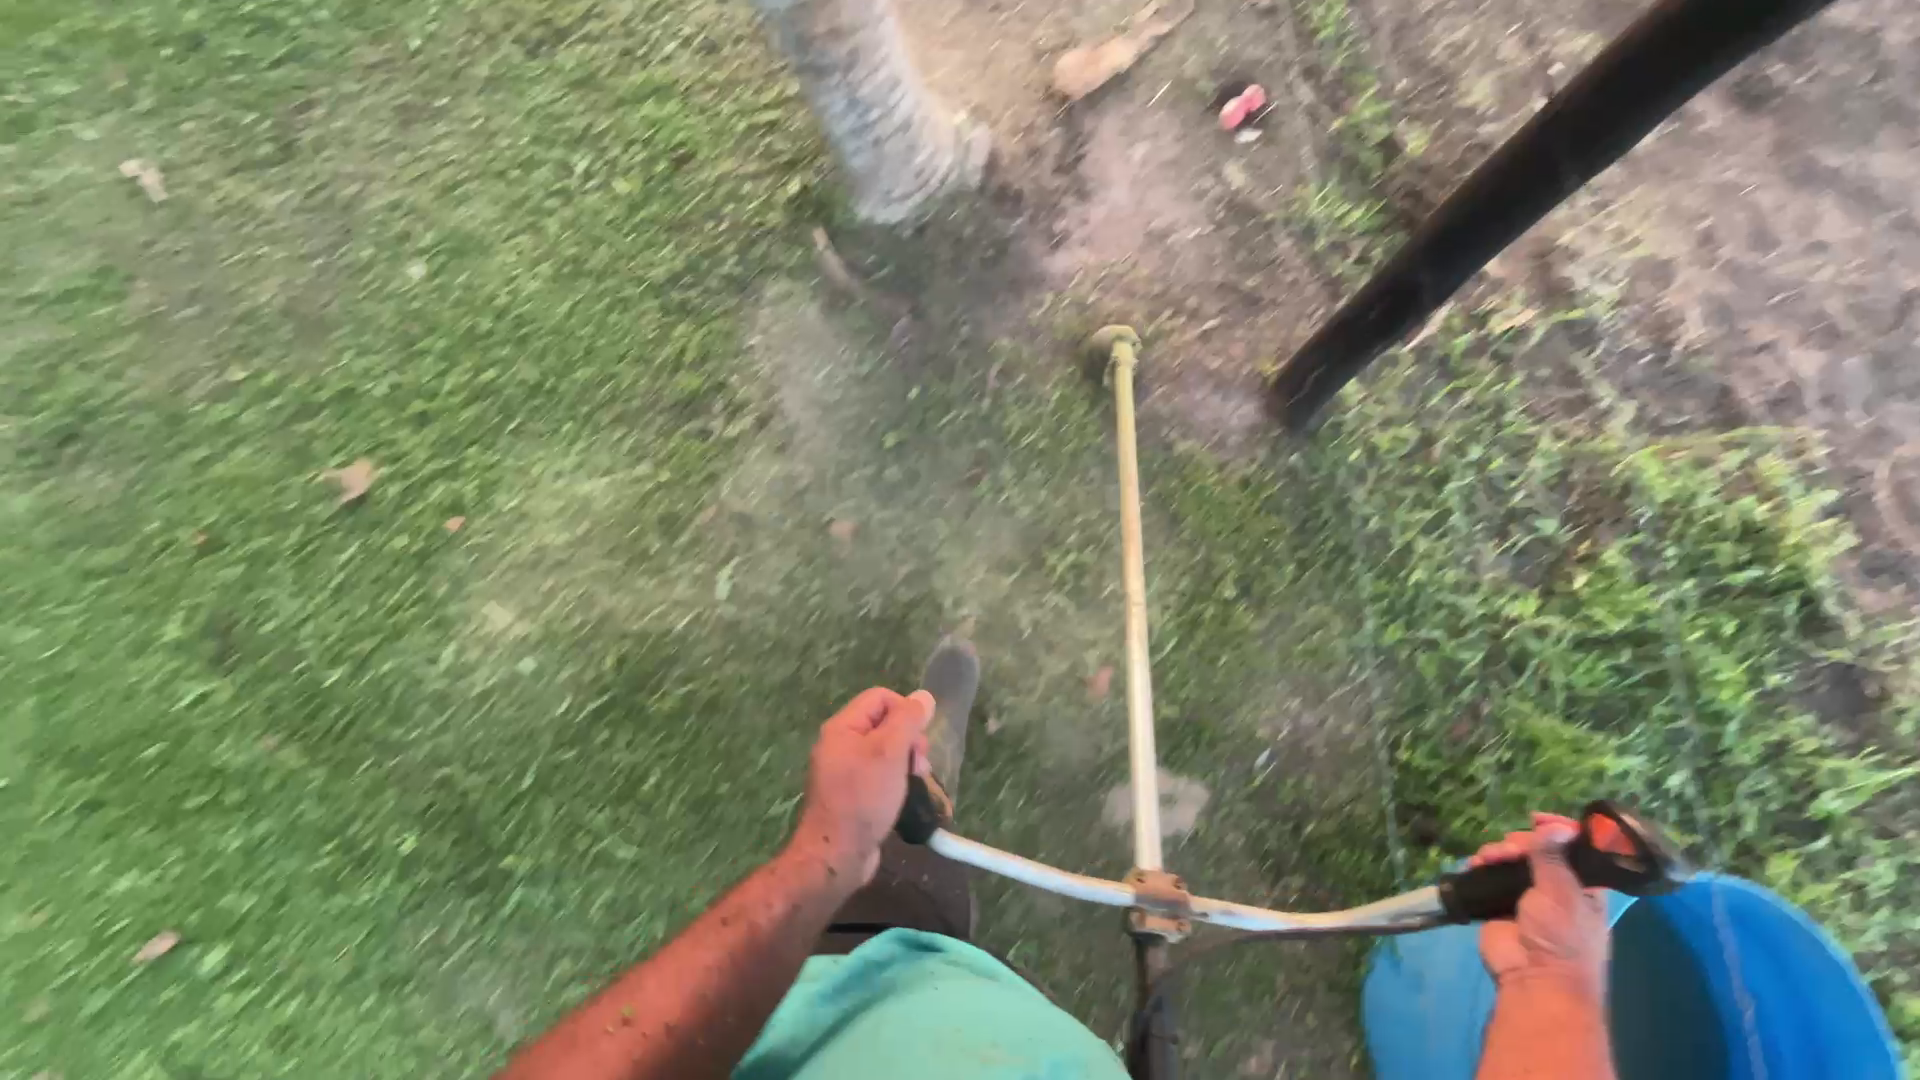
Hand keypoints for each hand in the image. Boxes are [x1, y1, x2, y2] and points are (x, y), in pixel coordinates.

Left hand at [788, 687, 932, 888]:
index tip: (918, 739)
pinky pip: (879, 774)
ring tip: (917, 781)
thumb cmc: (863, 798)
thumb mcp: (889, 752)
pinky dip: (896, 780)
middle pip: (884, 723)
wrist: (836, 855)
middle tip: (919, 764)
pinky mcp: (852, 795)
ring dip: (906, 761)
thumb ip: (907, 720)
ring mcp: (844, 771)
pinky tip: (906, 795)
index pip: (880, 697)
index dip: (906, 710)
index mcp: (843, 727)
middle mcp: (840, 744)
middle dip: (908, 738)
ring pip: (885, 751)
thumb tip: (924, 697)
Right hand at [1470, 813, 1609, 997]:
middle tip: (1510, 849)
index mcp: (1584, 887)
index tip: (1537, 818)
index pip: (1575, 848)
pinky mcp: (1501, 902)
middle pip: (1537, 849)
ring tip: (1488, 859)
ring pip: (1511, 859)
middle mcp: (1557, 887)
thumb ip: (1553, 857)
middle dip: (1520, 842)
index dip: (1559, 829)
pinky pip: (1490, 874)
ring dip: (1498, 852)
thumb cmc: (1561, 938)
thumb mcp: (1561, 894)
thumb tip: (1557, 825)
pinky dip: (1482, 866)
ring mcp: (1527, 895)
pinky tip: (1477, 866)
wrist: (1533, 977)